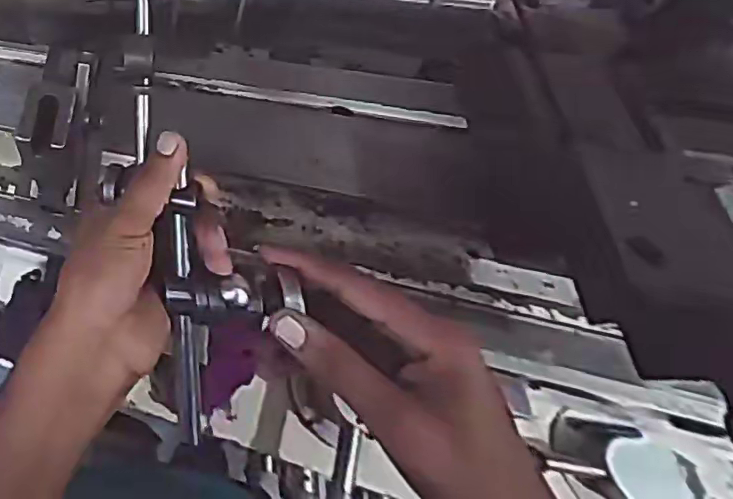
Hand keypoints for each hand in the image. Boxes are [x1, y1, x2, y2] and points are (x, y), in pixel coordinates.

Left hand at [36, 129, 190, 384]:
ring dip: (211, 247)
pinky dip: (214, 274)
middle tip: (207, 228)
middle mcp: (138, 233)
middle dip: (202, 218)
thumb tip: (170, 144)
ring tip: (212, 258)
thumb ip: (153, 183)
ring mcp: (157, 262)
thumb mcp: (126, 222)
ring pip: (197, 241)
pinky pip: (204, 274)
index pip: (156, 180)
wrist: (101, 344)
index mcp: (118, 209)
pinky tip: (216, 276)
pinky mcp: (176, 290)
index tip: (200, 185)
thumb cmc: (94, 283)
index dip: (180, 180)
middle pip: (183, 211)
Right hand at [259, 247, 549, 498]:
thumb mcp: (398, 421)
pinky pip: (354, 353)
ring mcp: (416, 356)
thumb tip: (289, 323)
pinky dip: (322, 356)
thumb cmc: (472, 478)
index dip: (308, 267)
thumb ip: (340, 368)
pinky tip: (294, 364)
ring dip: (306, 334)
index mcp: (434, 335)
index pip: (358, 285)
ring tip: (268, 343)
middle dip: (300, 302)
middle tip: (259, 298)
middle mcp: (425, 336)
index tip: (270, 256)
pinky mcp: (406, 377)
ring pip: (347, 329)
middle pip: (349, 302)